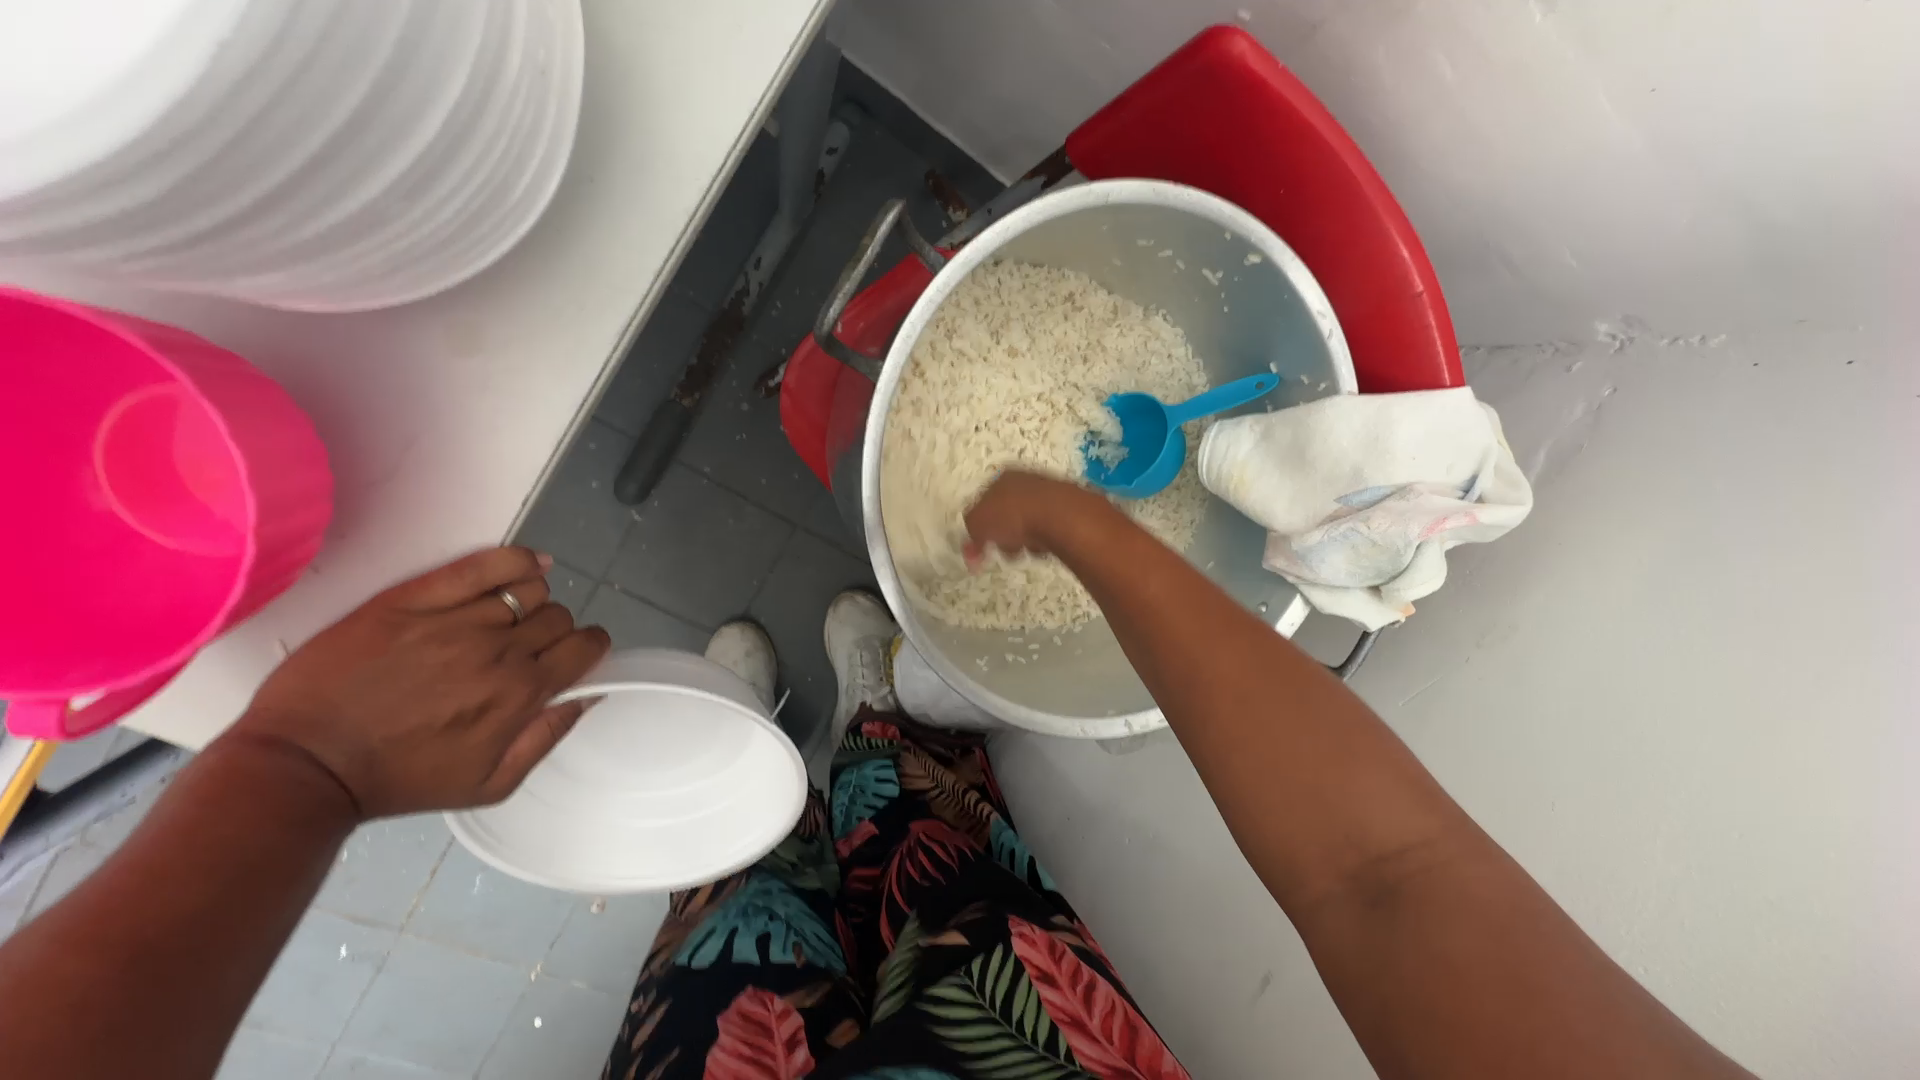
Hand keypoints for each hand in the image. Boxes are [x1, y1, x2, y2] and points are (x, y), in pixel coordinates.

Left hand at [230, 547, 611, 819]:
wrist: (305, 763)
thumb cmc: (399, 780)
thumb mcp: (489, 785)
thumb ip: (547, 738)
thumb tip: (586, 695)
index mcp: (521, 693)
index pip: (588, 646)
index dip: (585, 650)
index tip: (568, 659)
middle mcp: (500, 649)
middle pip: (559, 616)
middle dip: (554, 631)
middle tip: (523, 649)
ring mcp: (457, 618)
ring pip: (530, 588)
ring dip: (530, 602)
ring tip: (504, 619)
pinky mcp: (416, 597)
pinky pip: (488, 562)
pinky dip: (518, 560)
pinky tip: (527, 566)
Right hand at [962, 469, 1108, 567]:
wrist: (1061, 516)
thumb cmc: (1014, 516)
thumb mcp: (979, 527)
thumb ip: (970, 537)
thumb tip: (969, 553)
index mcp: (1002, 477)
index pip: (983, 502)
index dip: (979, 527)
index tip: (981, 546)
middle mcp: (1026, 479)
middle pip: (1007, 513)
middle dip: (1004, 535)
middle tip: (1005, 549)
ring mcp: (1050, 492)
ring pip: (1028, 522)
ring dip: (1024, 539)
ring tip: (1027, 550)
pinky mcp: (1069, 508)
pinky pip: (1048, 528)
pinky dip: (1044, 539)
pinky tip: (1045, 547)